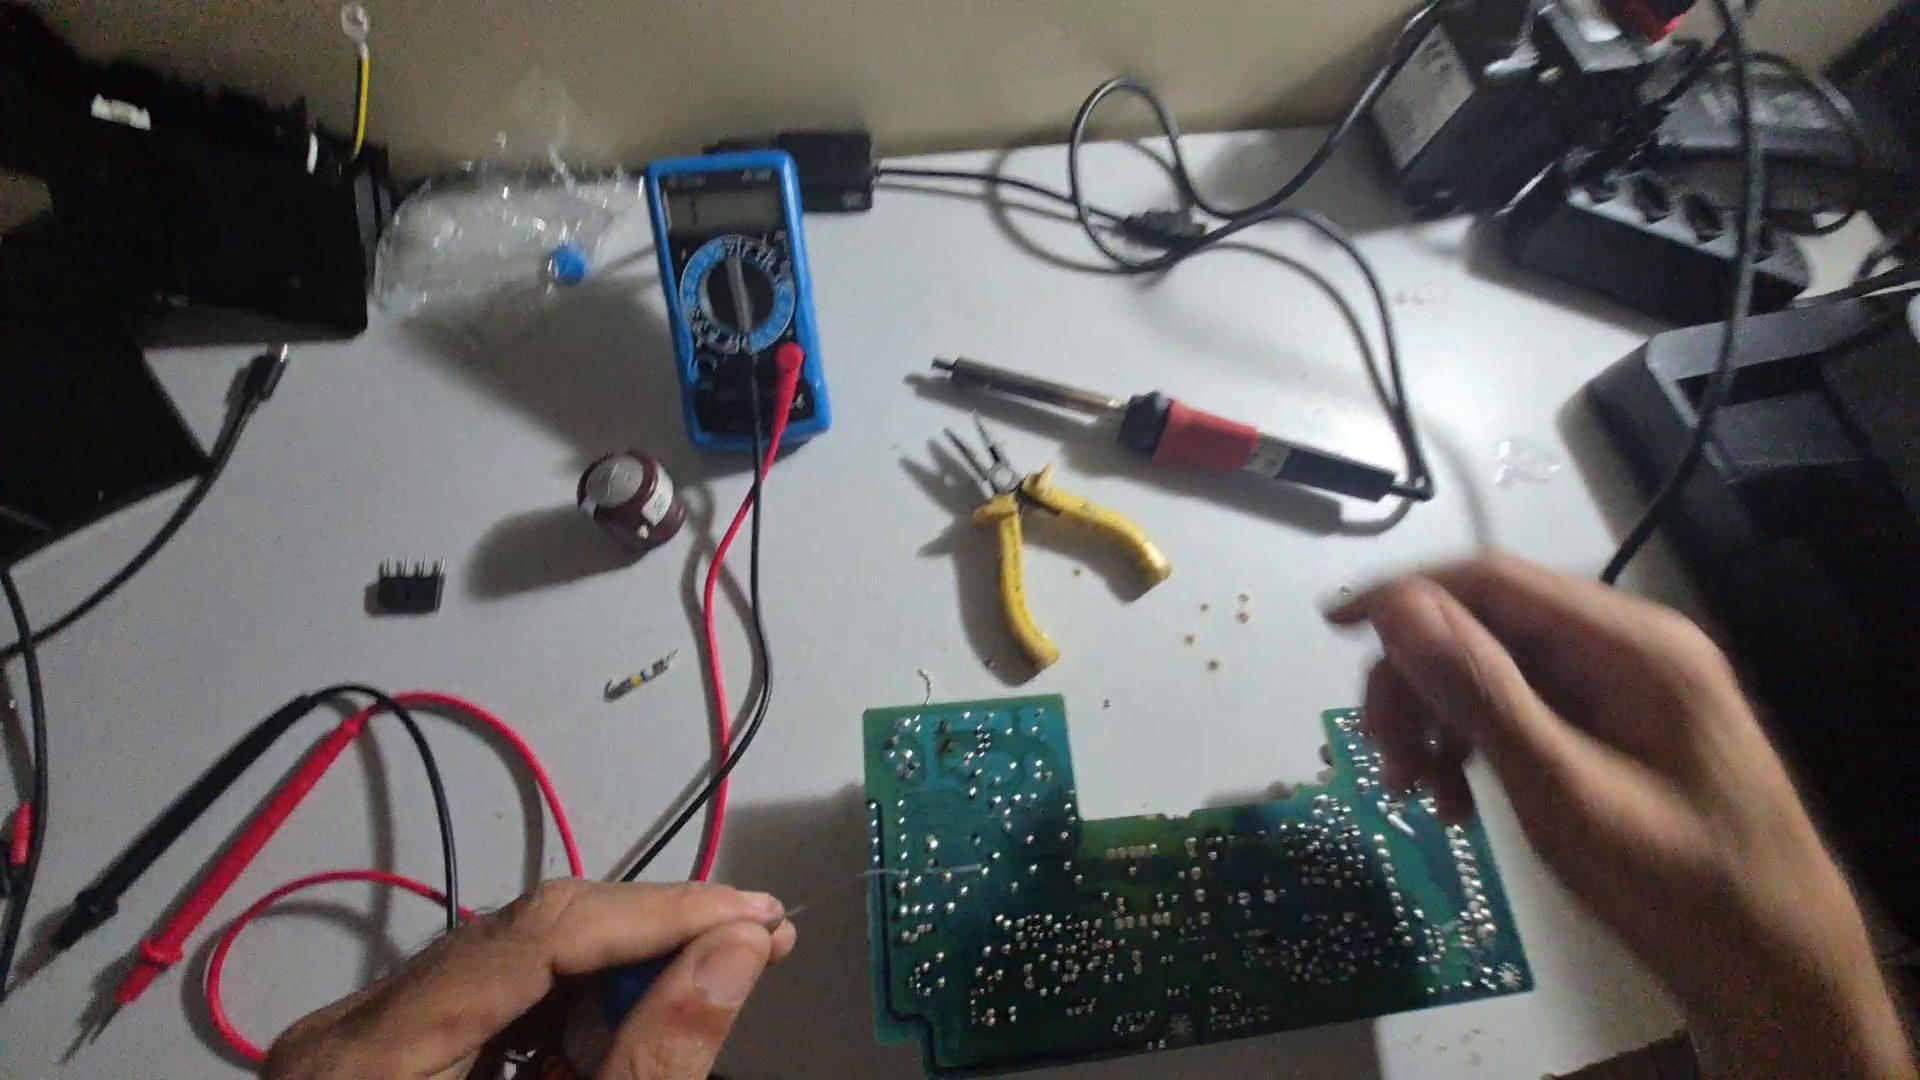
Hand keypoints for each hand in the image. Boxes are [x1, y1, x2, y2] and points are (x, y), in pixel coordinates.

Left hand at [263, 880, 797, 1079]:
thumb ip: (654, 1063)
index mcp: (365, 1062)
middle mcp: (358, 1024)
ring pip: (539, 951)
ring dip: (637, 961)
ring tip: (721, 965)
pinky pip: (519, 990)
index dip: (660, 913)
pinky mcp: (403, 1044)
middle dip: (661, 931)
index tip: (756, 915)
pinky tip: (648, 1008)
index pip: (542, 934)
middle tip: (760, 934)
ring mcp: (376, 1031)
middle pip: (542, 932)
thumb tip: (743, 945)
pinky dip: (593, 999)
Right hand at [1329, 553, 1913, 1079]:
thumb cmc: (1679, 888)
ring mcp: (1610, 681)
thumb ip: (1478, 690)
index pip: (1488, 580)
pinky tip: (1450, 796)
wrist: (1774, 977)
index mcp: (1628, 644)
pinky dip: (1460, 743)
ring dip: (1430, 721)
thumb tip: (1395, 608)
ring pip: (1478, 667)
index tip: (1336, 627)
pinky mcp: (1598, 715)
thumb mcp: (1562, 788)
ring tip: (1413, 788)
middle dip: (1414, 685)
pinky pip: (1502, 704)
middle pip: (1475, 627)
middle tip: (1381, 751)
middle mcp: (1618, 644)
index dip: (1402, 595)